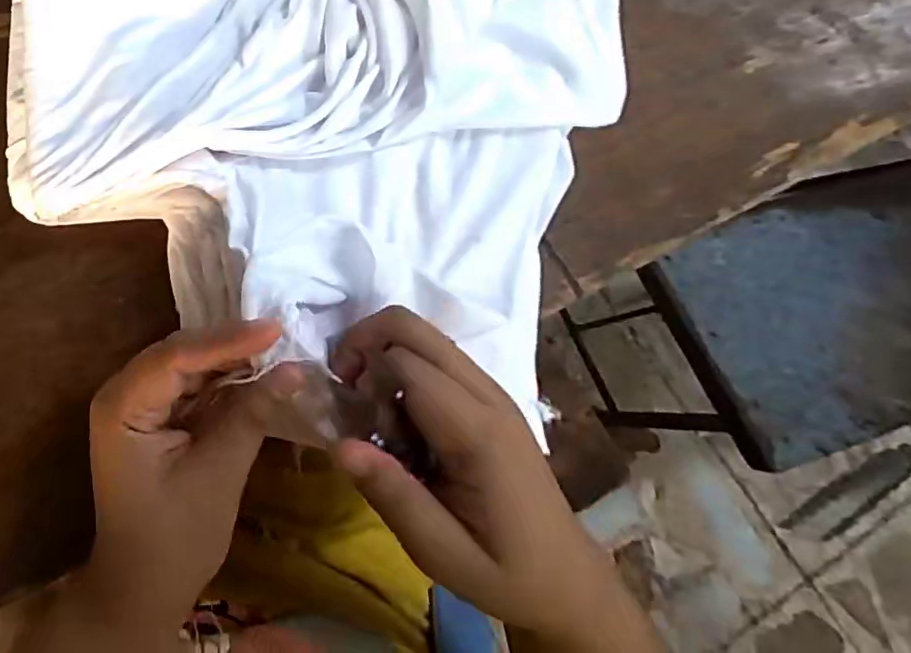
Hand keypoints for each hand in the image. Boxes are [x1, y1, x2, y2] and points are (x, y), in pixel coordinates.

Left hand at [19, 319, 291, 651]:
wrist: (140, 589)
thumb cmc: (174, 539)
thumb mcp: (217, 476)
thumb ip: (250, 416)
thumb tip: (293, 369)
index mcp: (122, 407)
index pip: (175, 358)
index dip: (226, 340)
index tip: (273, 329)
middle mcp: (121, 393)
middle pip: (179, 353)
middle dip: (229, 343)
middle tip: (279, 332)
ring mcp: (135, 402)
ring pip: (186, 362)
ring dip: (228, 356)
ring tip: (274, 345)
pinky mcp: (153, 413)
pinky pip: (189, 383)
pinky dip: (222, 377)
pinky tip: (253, 369)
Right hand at [329, 308, 661, 652]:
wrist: (570, 584)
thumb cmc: (505, 574)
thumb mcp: (442, 553)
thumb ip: (392, 496)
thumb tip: (339, 445)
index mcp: (476, 431)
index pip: (405, 361)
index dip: (363, 369)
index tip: (344, 406)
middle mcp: (487, 395)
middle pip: (413, 326)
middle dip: (365, 339)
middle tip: (346, 386)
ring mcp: (492, 392)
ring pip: (424, 335)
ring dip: (384, 353)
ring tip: (370, 408)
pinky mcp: (490, 398)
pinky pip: (436, 357)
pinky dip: (404, 366)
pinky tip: (399, 417)